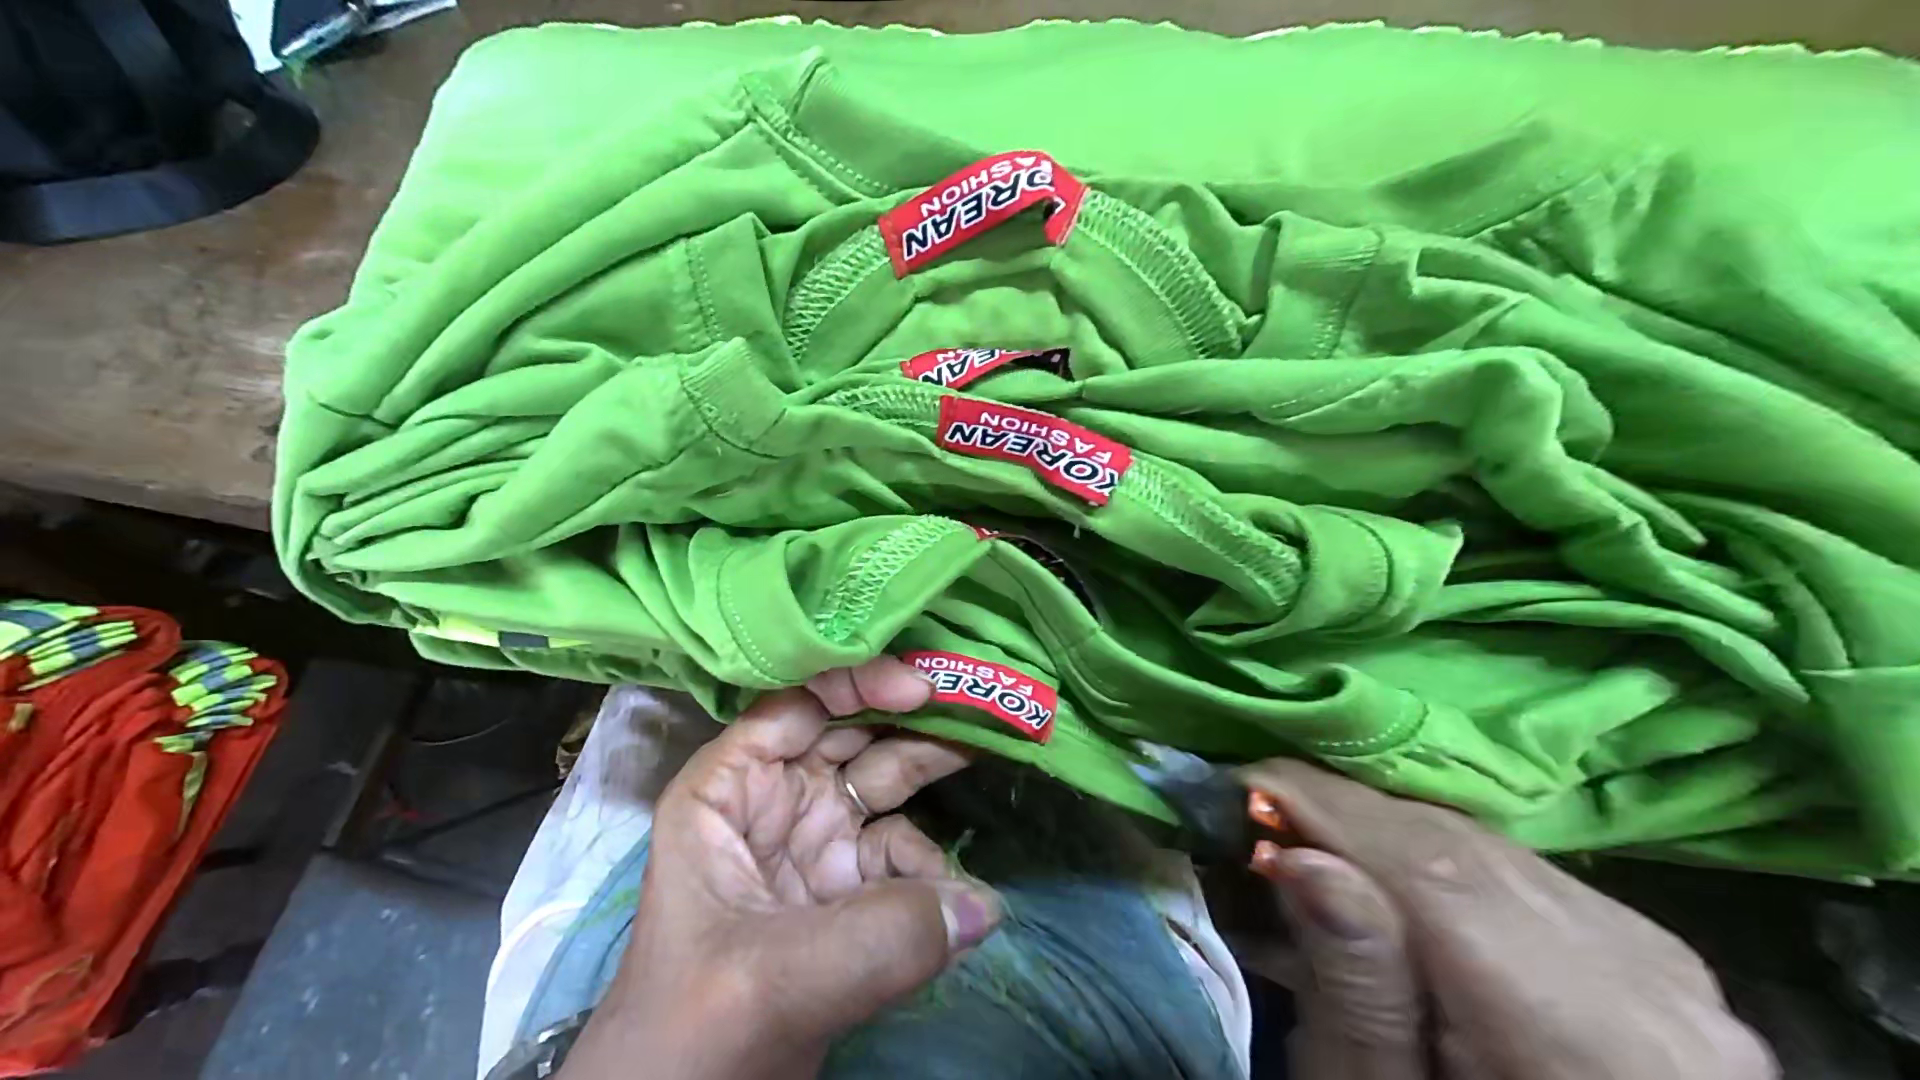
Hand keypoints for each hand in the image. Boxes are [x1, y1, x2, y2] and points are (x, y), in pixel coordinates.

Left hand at [562, 658, 999, 1079]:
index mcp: (728, 789)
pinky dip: (933, 871)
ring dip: (932, 767)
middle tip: (975, 702)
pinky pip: (900, 854)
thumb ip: (879, 938)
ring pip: (881, 779)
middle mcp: (773, 798)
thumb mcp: (773, 977)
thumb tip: (983, 904)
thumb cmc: (692, 1032)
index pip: (795, 706)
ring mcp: (814, 839)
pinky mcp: (847, 888)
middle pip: (849, 732)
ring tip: (989, 750)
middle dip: (909, 715)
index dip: (856, 684)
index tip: (922, 689)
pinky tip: (960, 902)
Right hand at [1237, 759, 1776, 1079]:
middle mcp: (1660, 998)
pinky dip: (1440, 860)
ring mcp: (1671, 975)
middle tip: (1261, 809)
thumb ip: (1354, 994)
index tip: (1245, 782)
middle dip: (1350, 817)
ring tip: (1312, 840)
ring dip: (1389, 834)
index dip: (1334, 812)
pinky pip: (1522, 874)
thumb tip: (1302, 859)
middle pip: (1468, 855)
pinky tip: (1390, 878)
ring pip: (1494, 852)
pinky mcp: (1655, 963)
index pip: (1441, 877)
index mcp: (1595, 1049)